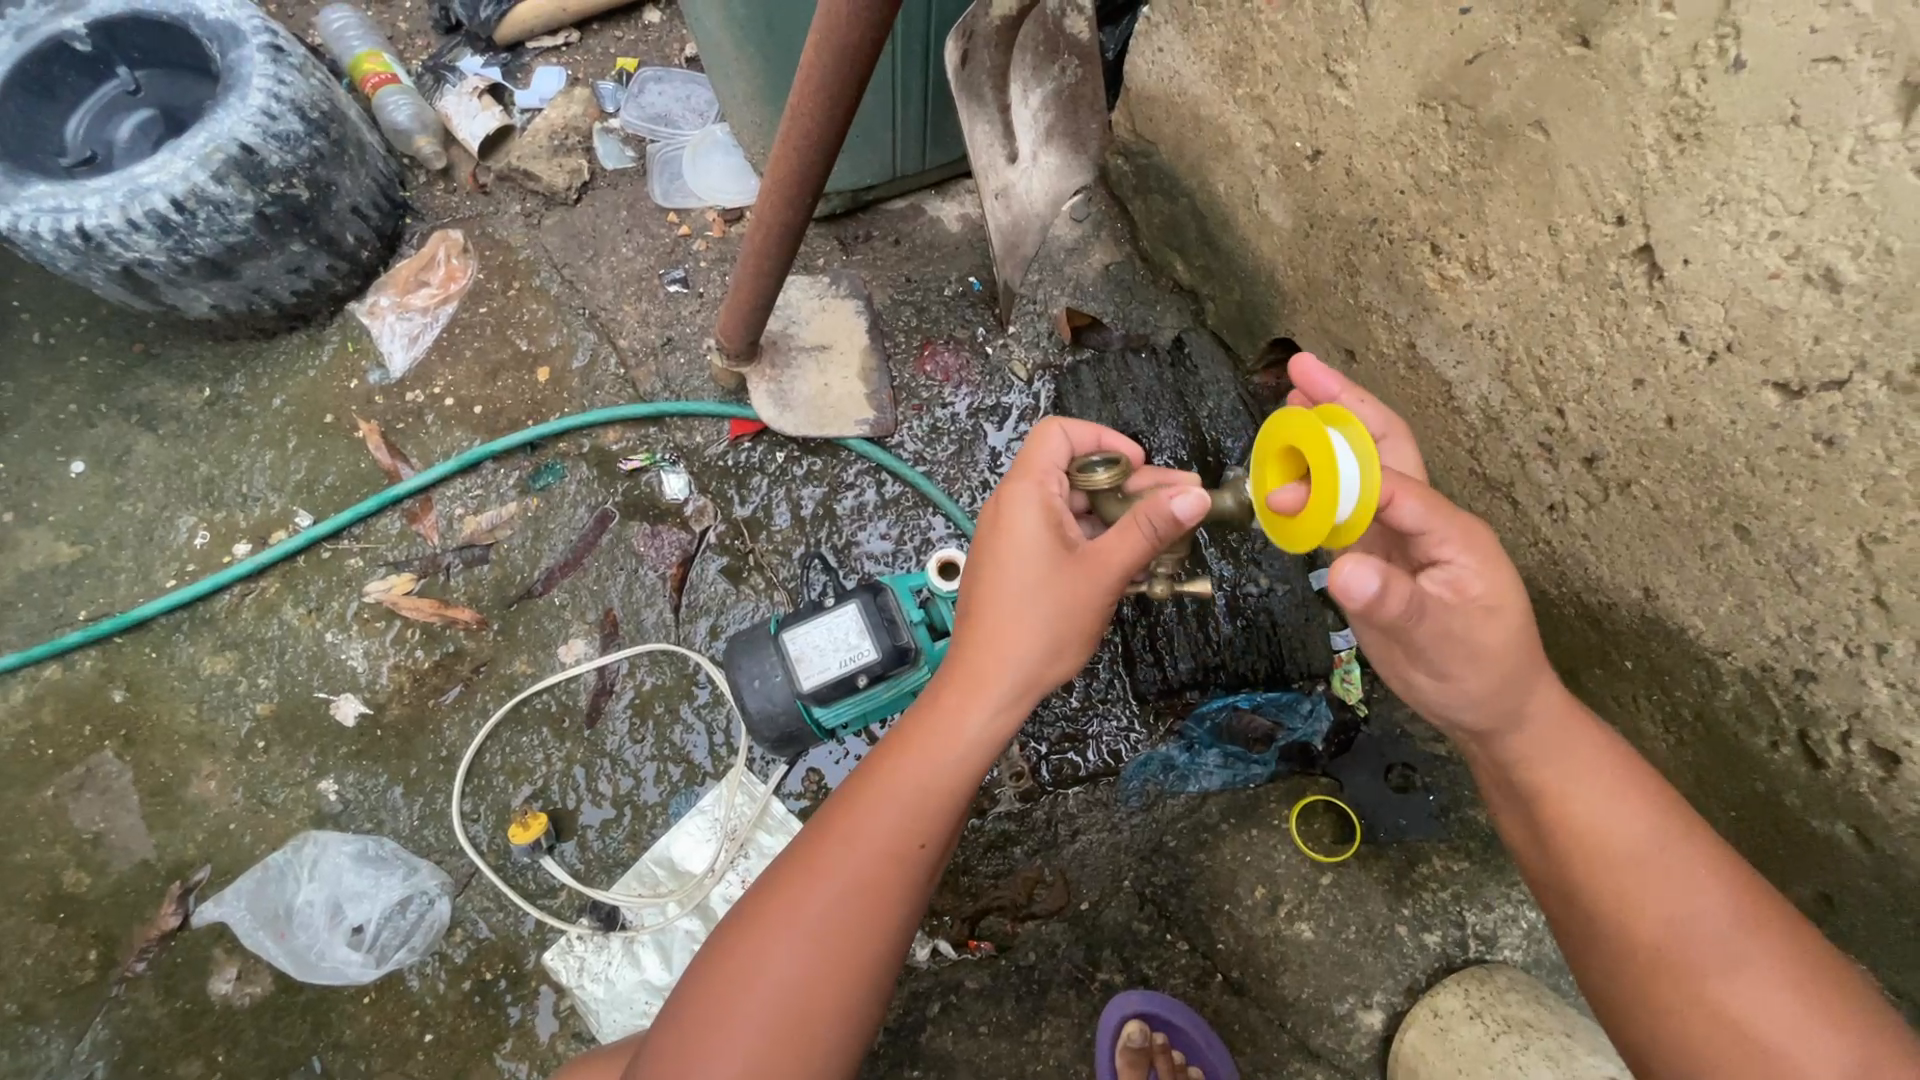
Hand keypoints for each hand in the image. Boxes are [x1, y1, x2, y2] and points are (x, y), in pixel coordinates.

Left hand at [943, 417, 1211, 715]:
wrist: (988, 683)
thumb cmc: (1041, 625)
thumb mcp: (1103, 572)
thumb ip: (1149, 528)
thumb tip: (1197, 495)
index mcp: (1025, 492)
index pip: (1060, 433)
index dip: (1104, 439)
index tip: (1141, 469)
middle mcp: (1012, 505)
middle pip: (1071, 471)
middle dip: (1126, 485)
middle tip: (1177, 504)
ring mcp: (1010, 535)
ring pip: (1069, 507)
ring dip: (1114, 517)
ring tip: (1163, 537)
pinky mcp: (1014, 562)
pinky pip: (1057, 534)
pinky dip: (1092, 540)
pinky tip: (1130, 563)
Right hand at [1263, 354, 1558, 741]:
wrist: (1492, 704)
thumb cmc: (1475, 670)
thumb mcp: (1437, 641)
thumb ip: (1392, 602)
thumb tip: (1339, 571)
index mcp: (1448, 531)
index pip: (1389, 487)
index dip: (1333, 481)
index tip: (1279, 491)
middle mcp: (1425, 519)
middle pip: (1385, 447)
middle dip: (1344, 405)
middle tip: (1300, 368)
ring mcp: (1402, 535)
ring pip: (1365, 469)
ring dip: (1328, 433)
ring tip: (1291, 400)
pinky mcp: (1381, 554)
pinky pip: (1345, 506)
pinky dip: (1316, 480)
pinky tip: (1290, 469)